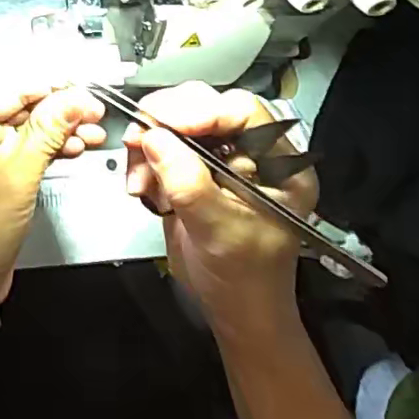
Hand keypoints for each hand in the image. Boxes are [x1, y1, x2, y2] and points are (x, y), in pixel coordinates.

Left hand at [0, 86, 107, 315]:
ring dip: (62, 131)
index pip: (15, 90)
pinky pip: (28, 151)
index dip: (55, 90)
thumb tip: (77, 97)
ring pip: (30, 130)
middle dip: (63, 112)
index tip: (89, 94)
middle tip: (97, 113)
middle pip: (24, 108)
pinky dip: (53, 149)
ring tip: (95, 132)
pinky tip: (78, 146)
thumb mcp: (17, 172)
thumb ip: (49, 129)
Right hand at [122, 82, 319, 333]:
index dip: (203, 110)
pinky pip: (163, 143)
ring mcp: (221, 156)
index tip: (168, 123)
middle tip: (141, 136)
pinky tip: (141, 183)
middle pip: (205, 107)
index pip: (242, 111)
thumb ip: (189, 184)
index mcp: (278, 163)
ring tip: (139, 175)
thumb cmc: (244, 280)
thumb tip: (156, 138)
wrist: (234, 312)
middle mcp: (251, 150)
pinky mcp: (194, 165)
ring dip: (150, 142)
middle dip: (168, 121)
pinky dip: (145, 158)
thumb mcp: (219, 231)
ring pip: (178, 121)